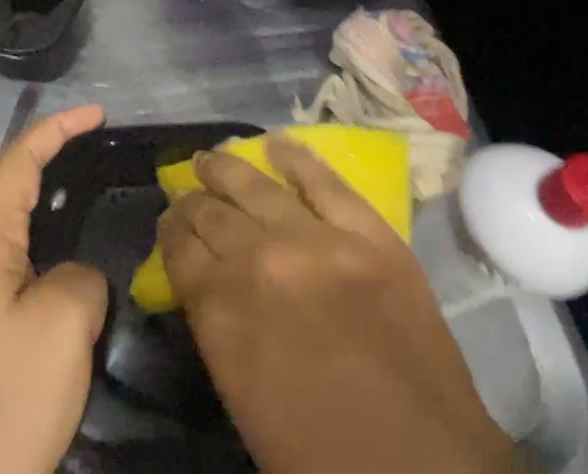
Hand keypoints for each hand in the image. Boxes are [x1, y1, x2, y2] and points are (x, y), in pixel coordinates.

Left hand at [0, 105, 109, 473]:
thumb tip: (72, 275)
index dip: (56, 131)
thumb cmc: (16, 389)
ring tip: (74, 171)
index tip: (95, 113)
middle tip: (86, 133)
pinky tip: (54, 237)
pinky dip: (31, 223)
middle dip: (40, 148)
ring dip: (33, 184)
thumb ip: (80, 273)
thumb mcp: (66, 319)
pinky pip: (4, 246)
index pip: (17, 162)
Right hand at [161, 136, 515, 473]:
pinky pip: (327, 184)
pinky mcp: (371, 236)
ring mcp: (317, 240)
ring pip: (257, 187)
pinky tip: (277, 145)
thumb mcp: (238, 391)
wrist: (417, 462)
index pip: (179, 247)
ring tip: (212, 158)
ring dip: (227, 170)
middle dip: (193, 201)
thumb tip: (209, 286)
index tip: (170, 223)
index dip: (170, 230)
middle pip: (212, 213)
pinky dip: (299, 161)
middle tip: (188, 193)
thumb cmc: (315, 449)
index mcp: (219, 307)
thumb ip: (218, 326)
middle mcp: (258, 260)